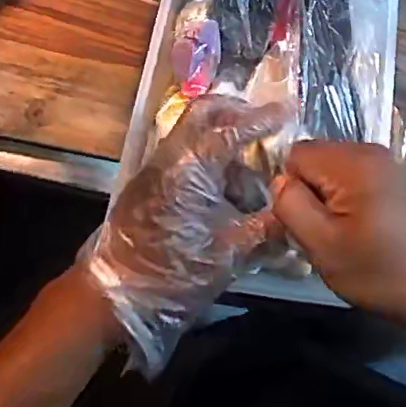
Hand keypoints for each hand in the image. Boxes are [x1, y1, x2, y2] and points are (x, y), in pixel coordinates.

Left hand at [83, 97, 290, 373]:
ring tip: (251, 176)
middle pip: (204, 112)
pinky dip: (209, 160)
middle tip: (263, 124)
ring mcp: (156, 167)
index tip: (287, 111)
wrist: (112, 295)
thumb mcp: (228, 255)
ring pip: (194, 134)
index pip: (231, 129)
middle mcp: (171, 157)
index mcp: (191, 168)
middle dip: (235, 111)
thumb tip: (293, 213)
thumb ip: (264, 228)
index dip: (262, 119)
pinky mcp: (149, 182)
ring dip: (224, 142)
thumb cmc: (173, 274)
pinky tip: (228, 192)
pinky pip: (185, 155)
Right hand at [271, 141, 405, 323]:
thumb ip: (291, 205)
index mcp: (352, 161)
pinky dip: (342, 199)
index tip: (305, 223)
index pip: (295, 156)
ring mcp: (382, 163)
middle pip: (313, 159)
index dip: (291, 189)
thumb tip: (279, 181)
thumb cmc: (375, 270)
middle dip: (307, 192)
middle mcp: (368, 151)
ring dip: (324, 198)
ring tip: (339, 233)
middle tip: (321, 233)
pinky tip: (356, 228)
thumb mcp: (322, 244)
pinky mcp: (389, 177)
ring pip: (328, 169)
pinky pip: (347, 176)